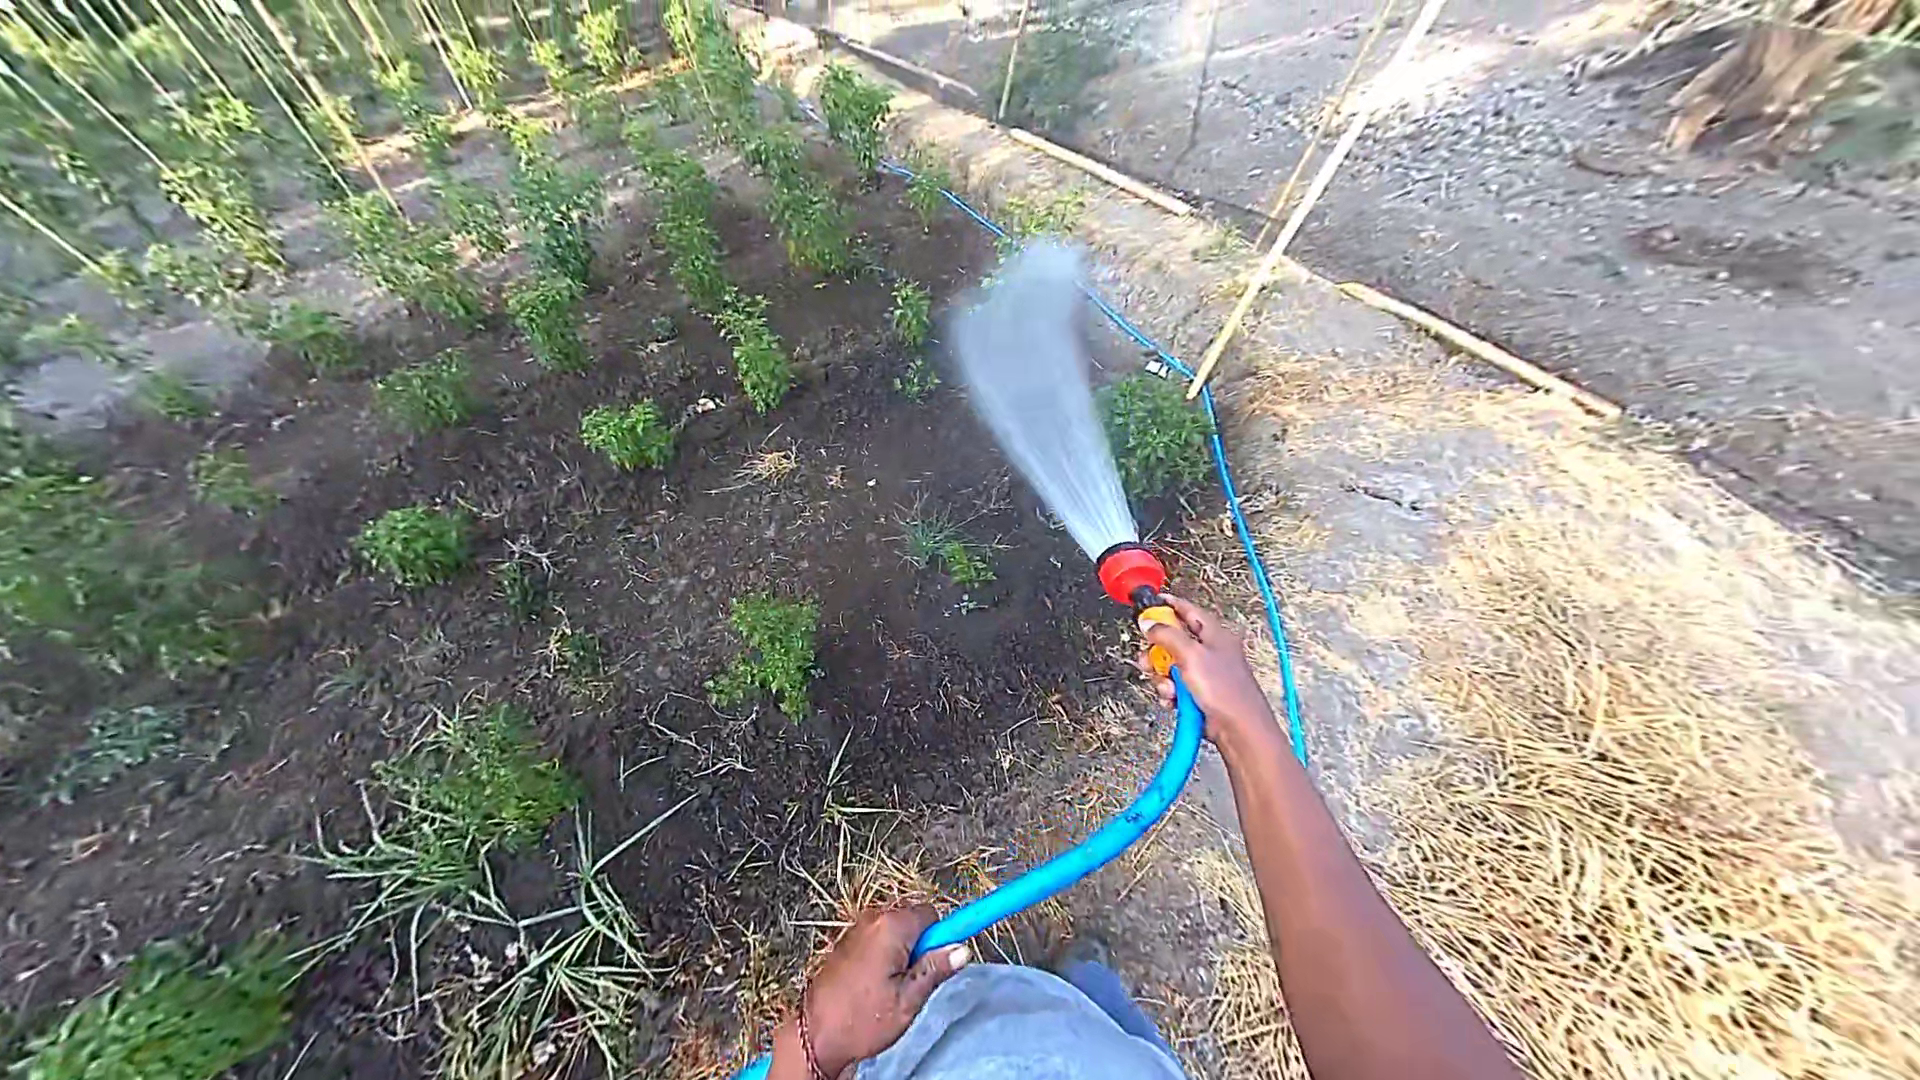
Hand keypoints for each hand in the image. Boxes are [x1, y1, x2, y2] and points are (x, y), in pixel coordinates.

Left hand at [775, 906, 970, 1078]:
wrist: (814, 1035)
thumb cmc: (861, 1019)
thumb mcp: (908, 1000)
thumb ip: (935, 969)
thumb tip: (962, 950)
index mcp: (892, 926)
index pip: (932, 914)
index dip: (939, 938)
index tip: (939, 961)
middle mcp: (875, 917)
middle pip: (913, 920)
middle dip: (919, 946)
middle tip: (912, 982)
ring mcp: (859, 926)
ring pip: (896, 930)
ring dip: (901, 952)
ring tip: (891, 987)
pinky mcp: (849, 939)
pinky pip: (878, 936)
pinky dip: (884, 953)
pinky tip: (875, 983)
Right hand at [1137, 594, 1285, 759]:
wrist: (1239, 731)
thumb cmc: (1227, 692)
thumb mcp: (1191, 655)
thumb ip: (1167, 635)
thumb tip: (1148, 622)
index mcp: (1214, 635)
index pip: (1188, 610)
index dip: (1169, 605)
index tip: (1151, 604)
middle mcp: (1211, 652)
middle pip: (1174, 640)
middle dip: (1157, 651)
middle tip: (1148, 658)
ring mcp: (1205, 673)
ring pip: (1171, 666)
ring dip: (1163, 677)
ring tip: (1168, 687)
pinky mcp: (1199, 693)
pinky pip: (1175, 686)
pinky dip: (1170, 693)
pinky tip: (1173, 700)